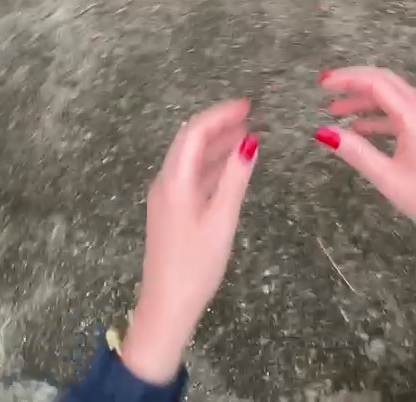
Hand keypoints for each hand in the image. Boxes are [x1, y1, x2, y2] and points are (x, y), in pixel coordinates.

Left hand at [122, 99, 259, 383]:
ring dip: (216, 142)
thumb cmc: (195, 265)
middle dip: (219, 124)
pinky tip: (231, 165)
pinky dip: (212, 163)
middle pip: (190, 140)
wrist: (166, 309)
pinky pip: (192, 174)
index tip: (247, 106)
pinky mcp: (171, 210)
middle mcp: (166, 182)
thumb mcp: (221, 220)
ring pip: (191, 157)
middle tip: (250, 115)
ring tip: (246, 134)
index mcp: (175, 180)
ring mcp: (166, 196)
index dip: (220, 114)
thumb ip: (235, 178)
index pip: (195, 132)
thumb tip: (250, 142)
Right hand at [316, 67, 415, 239]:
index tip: (322, 84)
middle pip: (385, 81)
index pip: (377, 83)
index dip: (347, 79)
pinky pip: (401, 110)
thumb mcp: (388, 178)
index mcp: (415, 116)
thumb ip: (356, 152)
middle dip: (354, 83)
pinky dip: (379, 113)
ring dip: (364, 99)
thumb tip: (324, 132)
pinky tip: (359, 127)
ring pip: (392, 95)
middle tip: (326, 90)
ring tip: (336, 111)